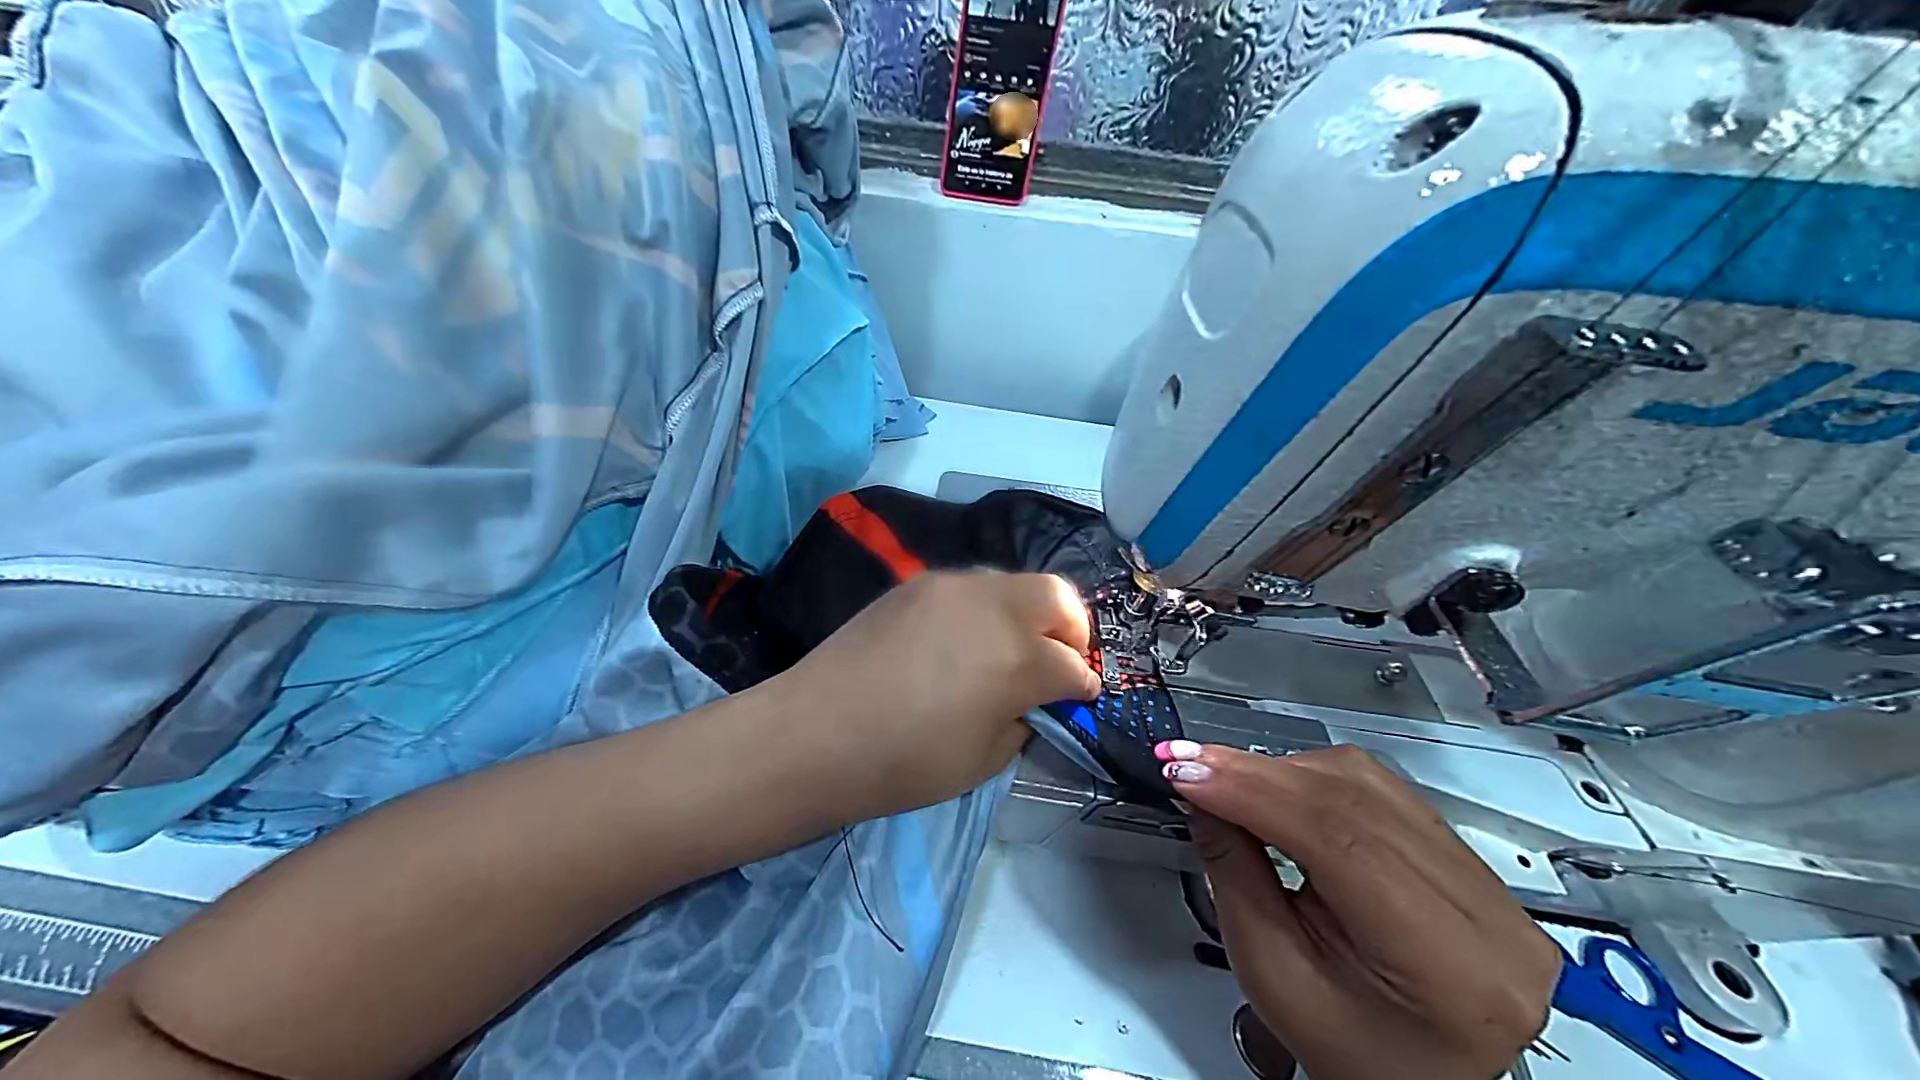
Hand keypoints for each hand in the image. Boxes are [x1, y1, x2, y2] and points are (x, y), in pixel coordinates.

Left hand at [769, 570, 1101, 822]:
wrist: (816, 733)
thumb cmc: (904, 763)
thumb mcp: (984, 759)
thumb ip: (1024, 719)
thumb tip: (1035, 699)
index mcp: (1017, 659)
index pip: (1072, 665)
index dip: (1081, 687)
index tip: (1078, 698)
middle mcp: (992, 608)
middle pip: (1059, 597)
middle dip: (1071, 630)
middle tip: (1057, 661)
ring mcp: (952, 587)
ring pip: (1015, 583)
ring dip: (1027, 614)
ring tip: (1007, 649)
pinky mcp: (919, 582)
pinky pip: (972, 586)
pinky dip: (986, 609)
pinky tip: (964, 640)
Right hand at [1159, 742, 1559, 1079]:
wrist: (1414, 1070)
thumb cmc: (1351, 1049)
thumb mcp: (1274, 974)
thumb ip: (1235, 876)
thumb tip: (1203, 797)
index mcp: (1449, 962)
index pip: (1340, 840)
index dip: (1252, 792)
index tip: (1188, 771)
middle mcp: (1481, 907)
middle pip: (1351, 799)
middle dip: (1254, 773)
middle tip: (1186, 760)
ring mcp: (1475, 872)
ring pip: (1360, 779)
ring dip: (1276, 770)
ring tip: (1218, 775)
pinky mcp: (1452, 848)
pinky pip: (1372, 784)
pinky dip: (1306, 776)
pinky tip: (1267, 783)